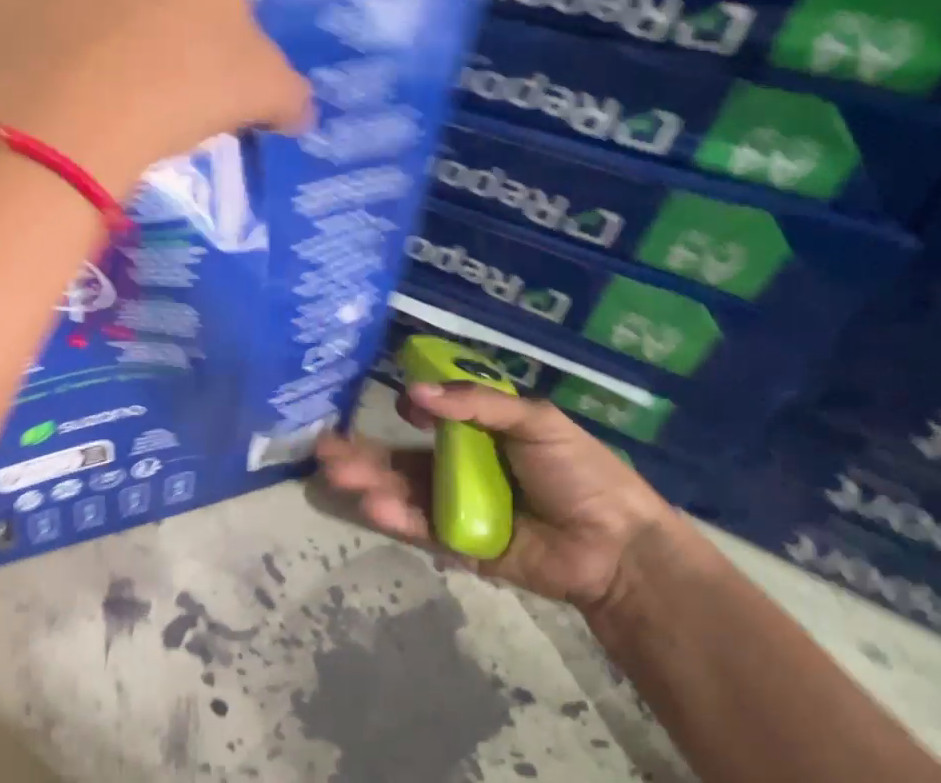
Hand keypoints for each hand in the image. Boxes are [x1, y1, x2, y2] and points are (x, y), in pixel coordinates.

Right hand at [318, 382, 681, 611]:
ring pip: (399, 491)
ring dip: (367, 482)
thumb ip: (476, 403)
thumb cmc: (582, 474)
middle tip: (323, 448)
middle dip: (361, 453)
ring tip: (337, 475)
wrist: (617, 547)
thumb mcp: (537, 421)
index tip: (398, 407)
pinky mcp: (456, 544)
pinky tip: (373, 505)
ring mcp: (454, 508)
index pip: (428, 421)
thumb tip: (415, 393)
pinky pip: (418, 527)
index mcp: (478, 437)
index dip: (407, 412)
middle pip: (399, 458)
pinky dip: (393, 516)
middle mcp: (458, 470)